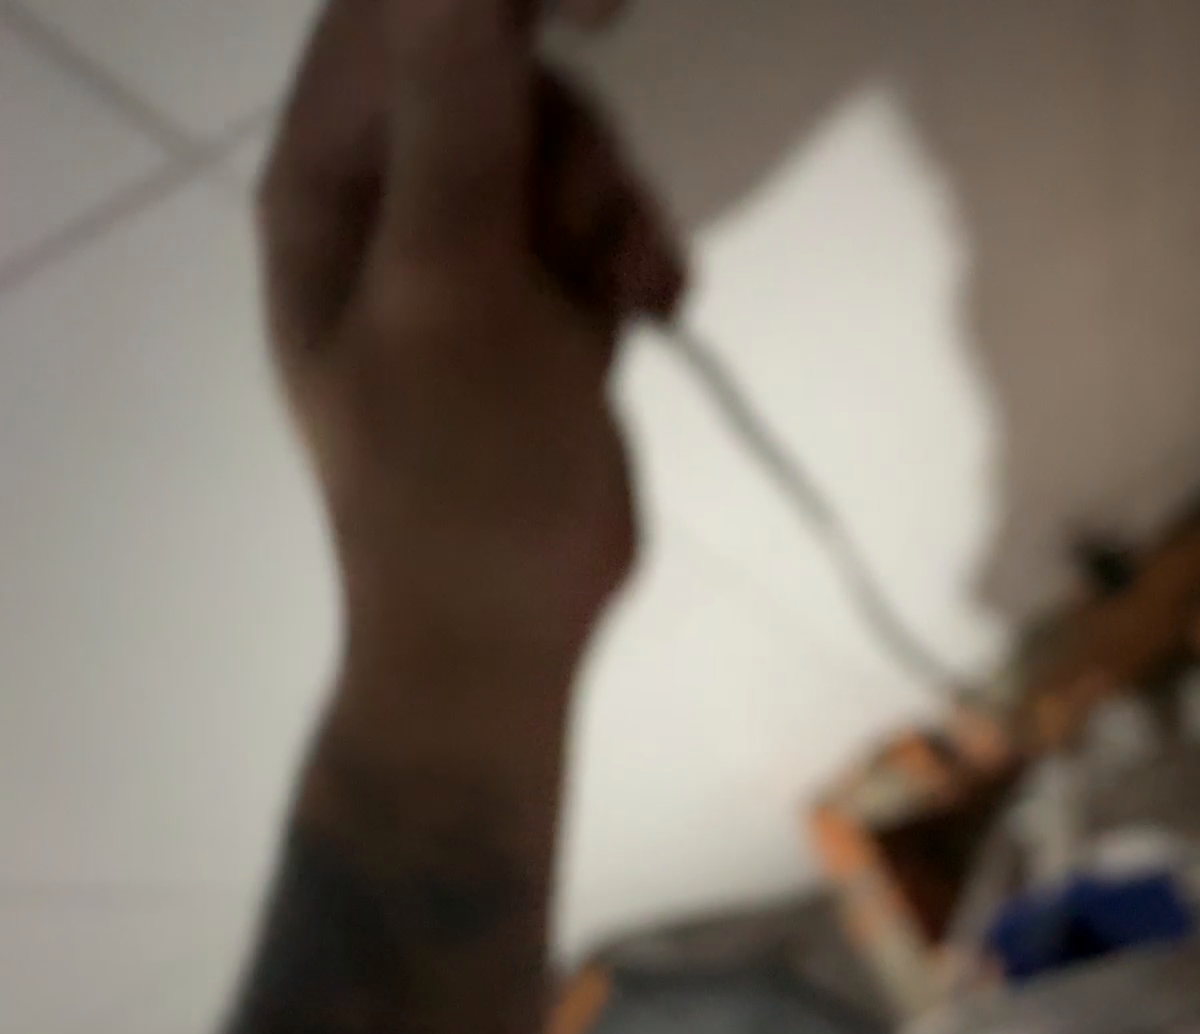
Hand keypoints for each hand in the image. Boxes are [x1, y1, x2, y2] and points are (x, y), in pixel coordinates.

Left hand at [259, 0, 683, 658]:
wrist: (509, 607)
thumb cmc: (459, 474)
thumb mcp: (451, 301)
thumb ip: (459, 141)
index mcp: (341, 189)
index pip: (404, 28)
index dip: (499, 0)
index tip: (609, 12)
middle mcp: (413, 211)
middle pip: (511, 96)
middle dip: (579, 157)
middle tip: (592, 246)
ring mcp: (495, 265)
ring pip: (579, 172)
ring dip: (625, 220)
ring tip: (633, 298)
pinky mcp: (562, 313)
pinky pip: (614, 240)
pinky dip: (647, 265)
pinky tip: (659, 315)